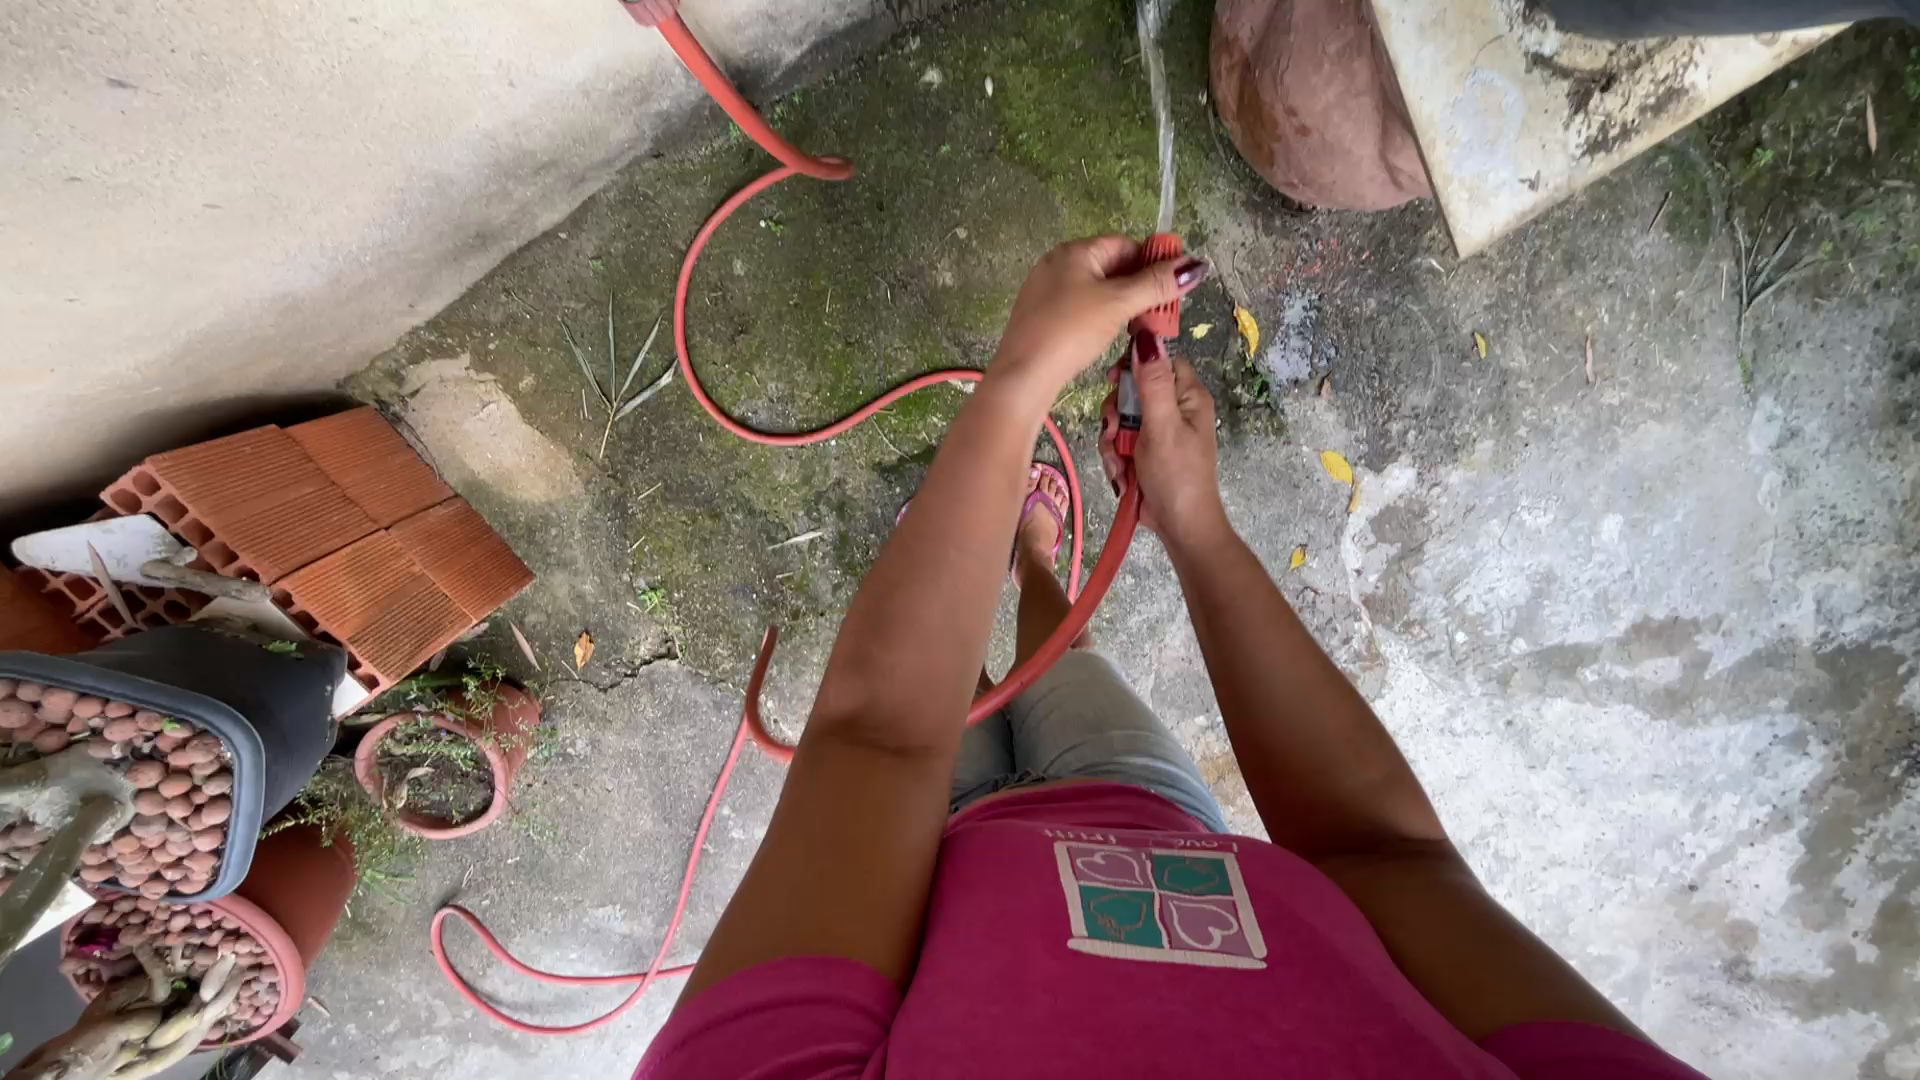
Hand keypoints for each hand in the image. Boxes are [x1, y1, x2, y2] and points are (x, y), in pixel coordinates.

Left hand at [989, 235, 1208, 401]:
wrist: (1024, 375)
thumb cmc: (1071, 332)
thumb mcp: (1118, 304)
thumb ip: (1157, 284)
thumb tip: (1196, 265)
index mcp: (1073, 251)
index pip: (1124, 244)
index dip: (1151, 262)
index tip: (1171, 286)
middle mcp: (1055, 264)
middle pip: (1109, 266)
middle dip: (1137, 285)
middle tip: (1158, 310)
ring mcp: (1044, 291)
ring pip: (1094, 290)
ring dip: (1119, 304)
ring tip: (1137, 324)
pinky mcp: (1039, 318)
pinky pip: (1078, 309)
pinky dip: (1098, 317)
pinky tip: (1106, 336)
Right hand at [1100, 352, 1227, 550]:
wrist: (1179, 525)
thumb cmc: (1177, 475)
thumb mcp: (1162, 425)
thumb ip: (1152, 382)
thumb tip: (1147, 337)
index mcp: (1188, 397)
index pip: (1160, 363)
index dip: (1135, 366)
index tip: (1112, 379)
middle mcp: (1174, 410)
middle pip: (1132, 392)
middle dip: (1116, 414)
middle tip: (1115, 432)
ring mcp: (1158, 434)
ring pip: (1120, 420)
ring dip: (1112, 441)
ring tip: (1119, 462)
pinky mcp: (1143, 454)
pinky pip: (1119, 444)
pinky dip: (1115, 458)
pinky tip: (1121, 475)